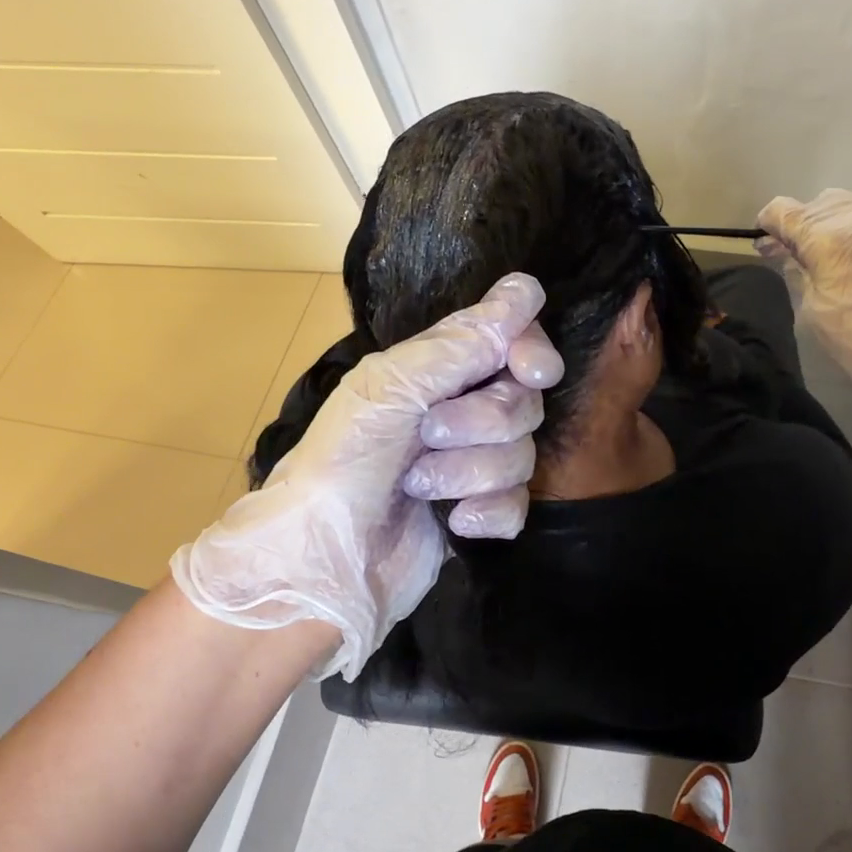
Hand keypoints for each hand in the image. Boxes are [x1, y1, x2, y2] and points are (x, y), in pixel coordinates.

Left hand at [170, 273, 561, 679]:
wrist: (321, 561)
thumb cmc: (340, 460)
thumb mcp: (389, 389)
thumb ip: (460, 344)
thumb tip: (526, 290)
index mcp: (439, 368)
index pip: (513, 338)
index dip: (530, 350)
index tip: (528, 371)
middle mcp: (464, 409)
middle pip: (524, 401)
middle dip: (480, 423)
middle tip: (427, 437)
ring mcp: (474, 464)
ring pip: (523, 455)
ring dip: (468, 473)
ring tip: (418, 487)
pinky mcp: (481, 514)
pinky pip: (518, 506)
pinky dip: (486, 515)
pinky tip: (450, 524)